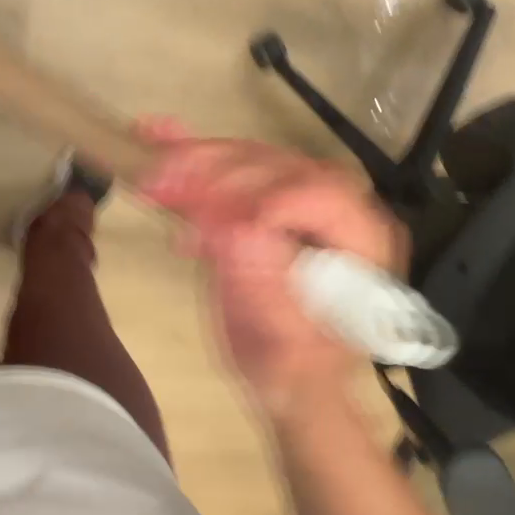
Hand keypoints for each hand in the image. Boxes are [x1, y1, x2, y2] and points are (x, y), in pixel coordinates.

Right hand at [139, 121, 404, 413]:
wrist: (288, 380)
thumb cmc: (297, 374)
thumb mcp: (285, 347)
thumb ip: (268, 294)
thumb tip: (240, 231)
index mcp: (363, 242)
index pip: (323, 197)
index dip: (266, 197)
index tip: (210, 217)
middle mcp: (339, 208)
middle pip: (281, 168)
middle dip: (217, 171)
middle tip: (163, 181)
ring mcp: (301, 200)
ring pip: (251, 161)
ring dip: (195, 159)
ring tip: (151, 169)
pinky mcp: (264, 201)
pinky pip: (231, 168)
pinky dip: (192, 152)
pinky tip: (154, 133)